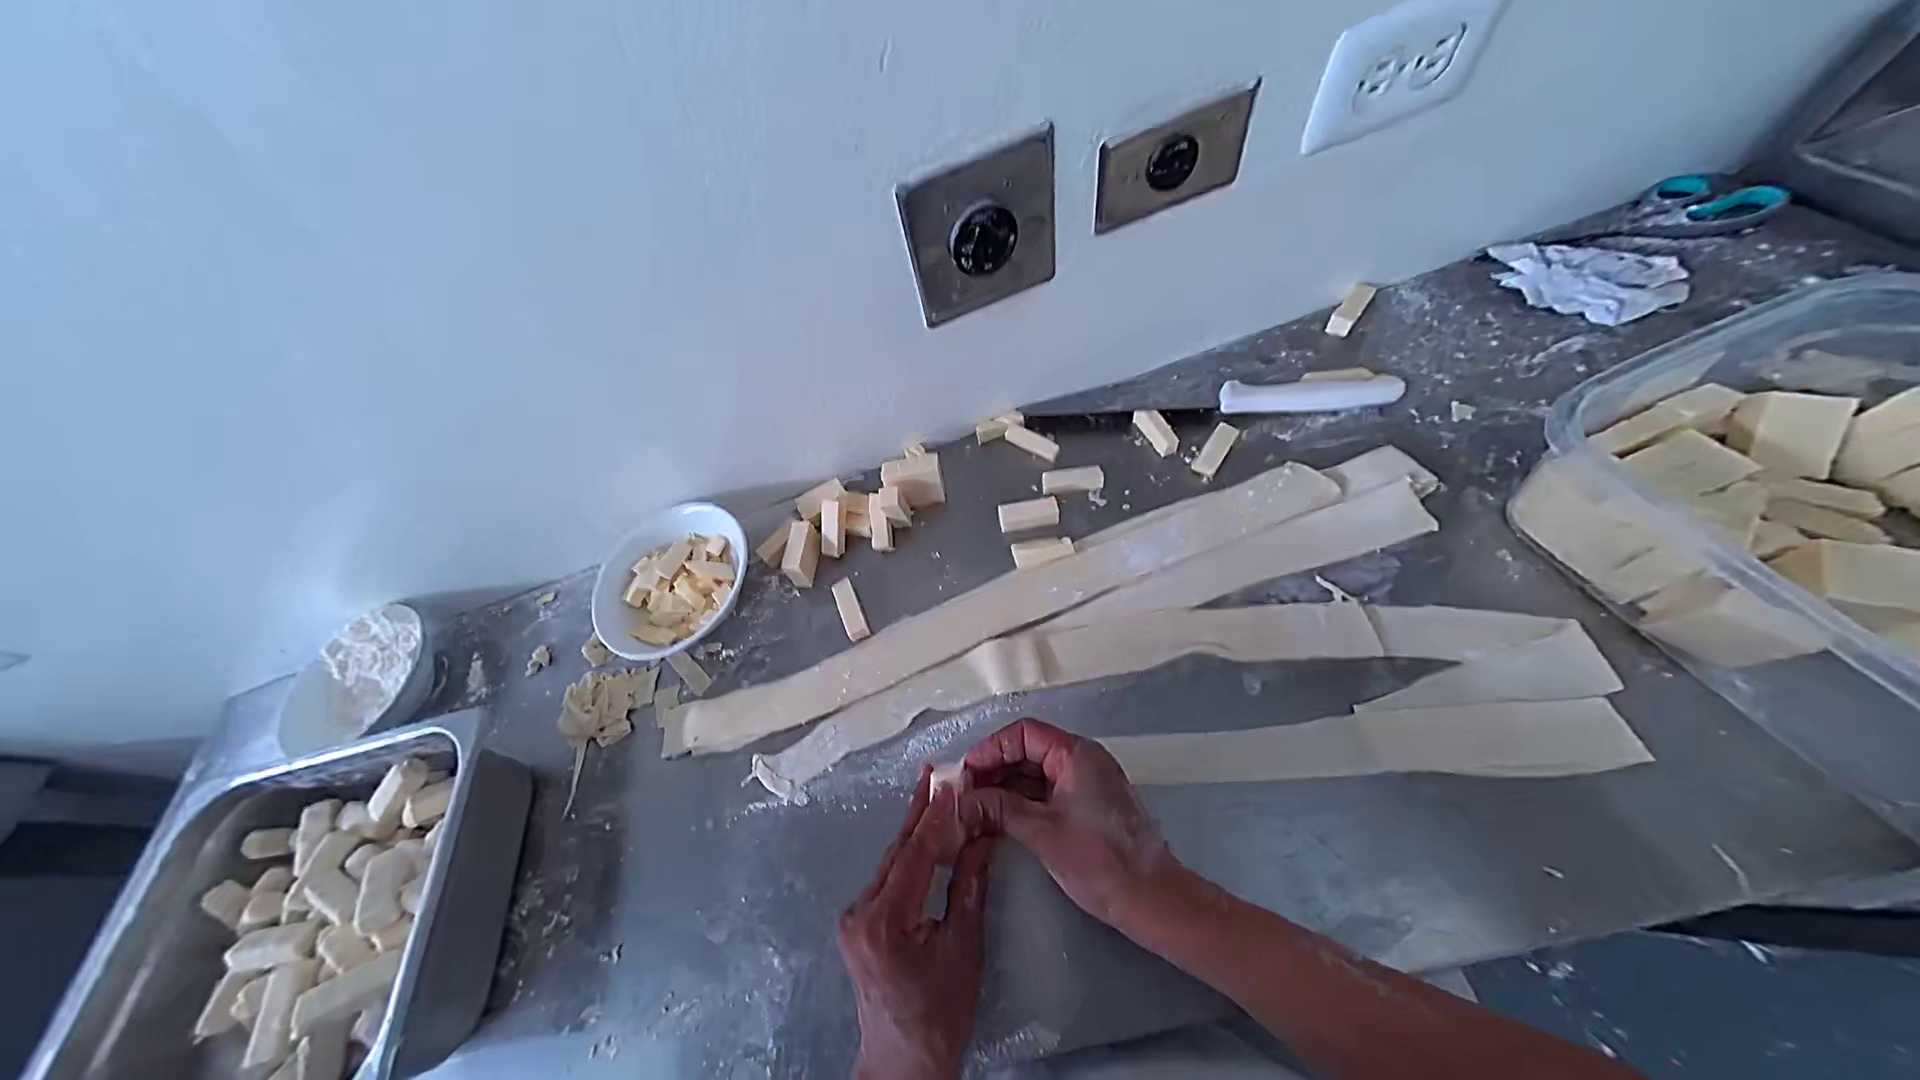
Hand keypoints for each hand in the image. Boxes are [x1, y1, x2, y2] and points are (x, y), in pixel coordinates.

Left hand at [838, 765, 994, 1079]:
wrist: (903, 1062)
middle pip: (898, 852)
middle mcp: (860, 913)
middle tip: (935, 773)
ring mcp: (853, 917)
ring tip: (933, 794)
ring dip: (914, 831)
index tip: (950, 784)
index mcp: (885, 922)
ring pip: (891, 862)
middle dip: (920, 813)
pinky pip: (886, 878)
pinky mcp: (857, 922)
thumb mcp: (964, 947)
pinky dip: (907, 855)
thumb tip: (980, 838)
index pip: (914, 855)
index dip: (934, 817)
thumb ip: (969, 886)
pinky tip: (922, 836)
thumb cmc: (940, 1014)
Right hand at [960, 718, 1176, 928]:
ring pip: (1036, 771)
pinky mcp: (1088, 804)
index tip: (967, 772)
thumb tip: (964, 800)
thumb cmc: (1099, 860)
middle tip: (967, 792)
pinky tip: (1000, 816)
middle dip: (995, 768)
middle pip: (1029, 749)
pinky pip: (1048, 790)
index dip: (991, 748)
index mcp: (1076, 753)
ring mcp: (1086, 781)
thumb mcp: (1041, 831)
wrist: (1151, 899)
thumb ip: (1000, 808)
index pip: (1024, 733)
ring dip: (1006, 786)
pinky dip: (1023, 800)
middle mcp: (1082, 758)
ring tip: (977, 806)